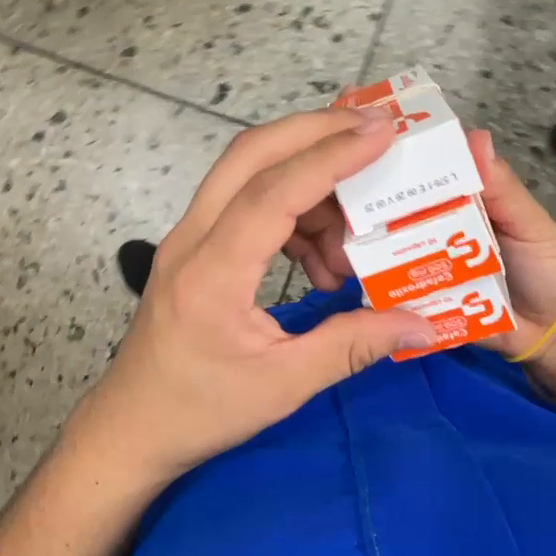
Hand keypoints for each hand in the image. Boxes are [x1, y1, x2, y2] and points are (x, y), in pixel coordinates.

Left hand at [72, 108, 439, 480]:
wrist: (133, 424)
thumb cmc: (200, 410)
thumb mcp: (282, 386)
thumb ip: (352, 346)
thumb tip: (423, 325)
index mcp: (212, 272)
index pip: (272, 192)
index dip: (329, 157)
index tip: (381, 133)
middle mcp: (192, 238)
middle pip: (250, 154)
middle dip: (314, 131)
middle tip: (375, 132)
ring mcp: (187, 237)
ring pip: (248, 174)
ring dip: (308, 185)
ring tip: (351, 242)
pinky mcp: (194, 247)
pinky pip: (246, 204)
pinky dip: (291, 214)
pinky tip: (320, 263)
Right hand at [283, 129, 555, 391]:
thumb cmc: (547, 266)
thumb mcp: (527, 221)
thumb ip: (500, 187)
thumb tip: (476, 137)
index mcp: (453, 196)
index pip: (410, 169)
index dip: (380, 155)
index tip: (344, 143)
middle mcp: (426, 223)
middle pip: (381, 207)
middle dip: (353, 203)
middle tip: (322, 200)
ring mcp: (416, 261)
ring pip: (374, 246)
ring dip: (351, 244)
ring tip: (325, 243)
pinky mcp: (414, 298)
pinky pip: (384, 289)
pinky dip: (365, 285)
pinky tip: (337, 278)